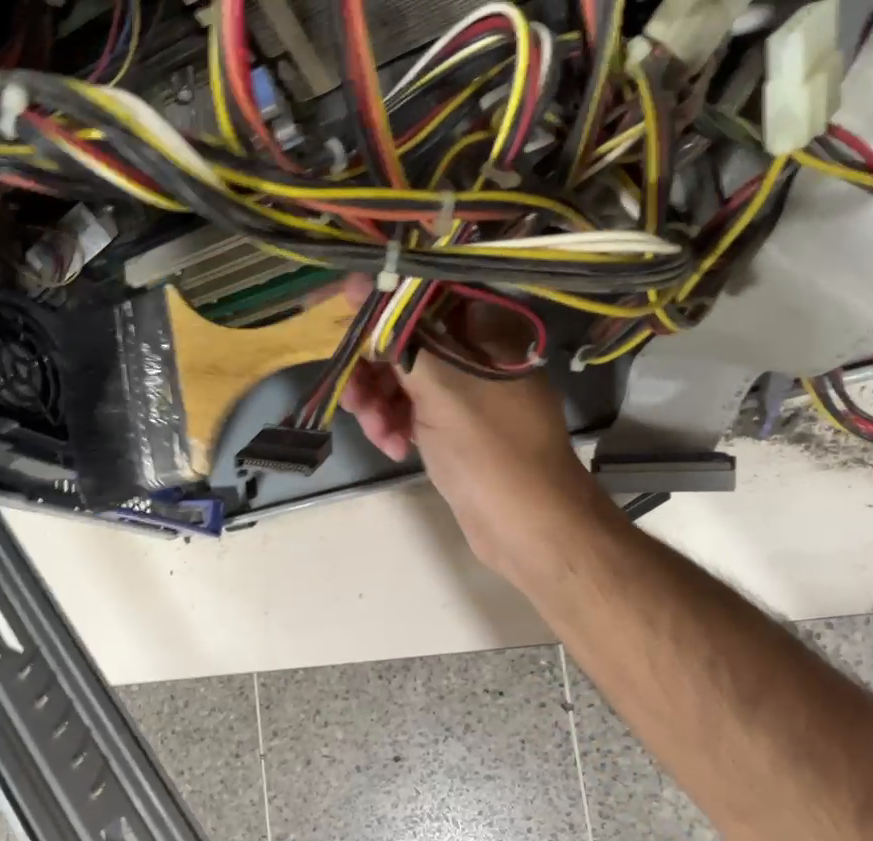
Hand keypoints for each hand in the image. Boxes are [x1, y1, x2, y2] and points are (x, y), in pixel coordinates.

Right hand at [336, 279, 616, 582]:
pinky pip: (411, 412)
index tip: (343, 327)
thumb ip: (397, 334)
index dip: (377, 307)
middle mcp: (474, 352)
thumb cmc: (489, 449)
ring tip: (376, 433)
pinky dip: (395, 426)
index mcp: (482, 328)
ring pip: (402, 380)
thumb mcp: (439, 385)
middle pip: (405, 340)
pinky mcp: (454, 428)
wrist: (529, 525)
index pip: (418, 296)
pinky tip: (393, 449)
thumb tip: (354, 282)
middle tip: (352, 397)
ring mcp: (465, 392)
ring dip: (378, 403)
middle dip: (372, 368)